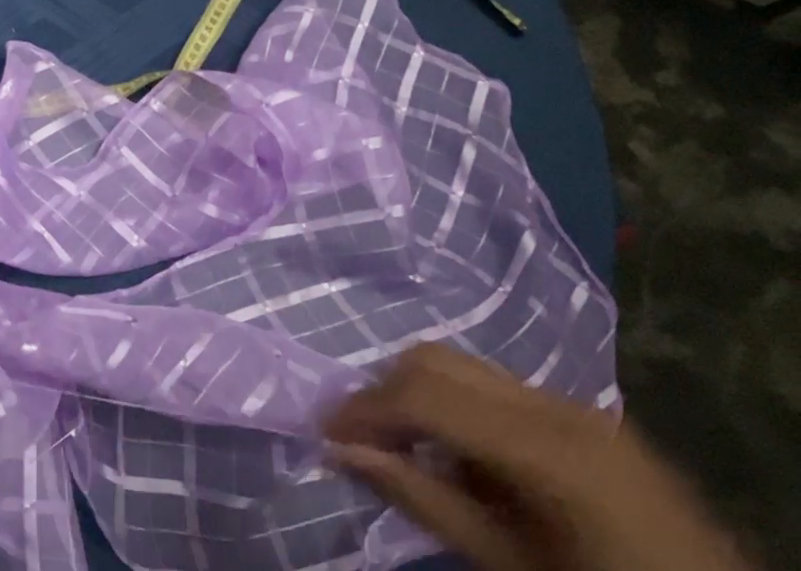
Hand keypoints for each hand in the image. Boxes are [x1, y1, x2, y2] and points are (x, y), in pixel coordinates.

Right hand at [325, 344, 751, 570]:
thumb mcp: (506, 562)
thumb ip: (421, 500)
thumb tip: (340, 451)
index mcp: (543, 446)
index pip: (422, 394)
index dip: (361, 409)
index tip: (323, 435)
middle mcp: (557, 406)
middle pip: (435, 361)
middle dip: (383, 392)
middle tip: (359, 439)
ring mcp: (577, 406)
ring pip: (462, 365)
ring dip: (417, 394)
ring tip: (406, 447)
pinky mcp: (588, 416)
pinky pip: (497, 388)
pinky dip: (457, 406)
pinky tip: (459, 456)